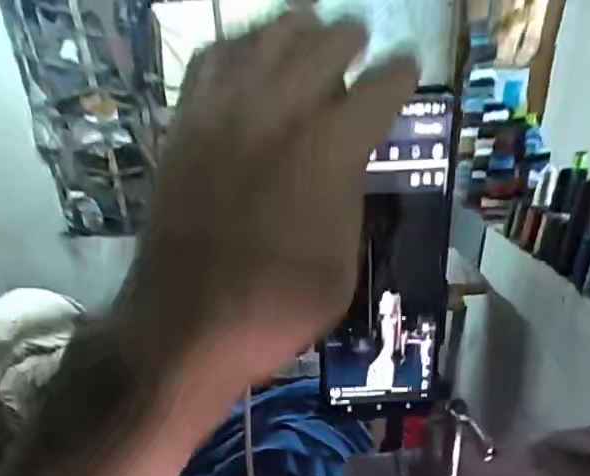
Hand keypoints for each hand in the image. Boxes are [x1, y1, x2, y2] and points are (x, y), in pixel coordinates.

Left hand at [113, 9, 416, 413]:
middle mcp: (280, 110)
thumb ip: (350, 207)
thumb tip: (346, 170)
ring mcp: (225, 112)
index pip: (380, 88)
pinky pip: (212, 60)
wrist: (185, 329)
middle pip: (326, 44)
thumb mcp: (340, 275)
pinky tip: (248, 63)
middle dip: (351, 42)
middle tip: (358, 48)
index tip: (404, 77)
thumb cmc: (271, 314)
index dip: (399, 80)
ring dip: (297, 33)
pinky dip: (239, 50)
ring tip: (308, 37)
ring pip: (268, 38)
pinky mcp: (185, 126)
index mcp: (331, 150)